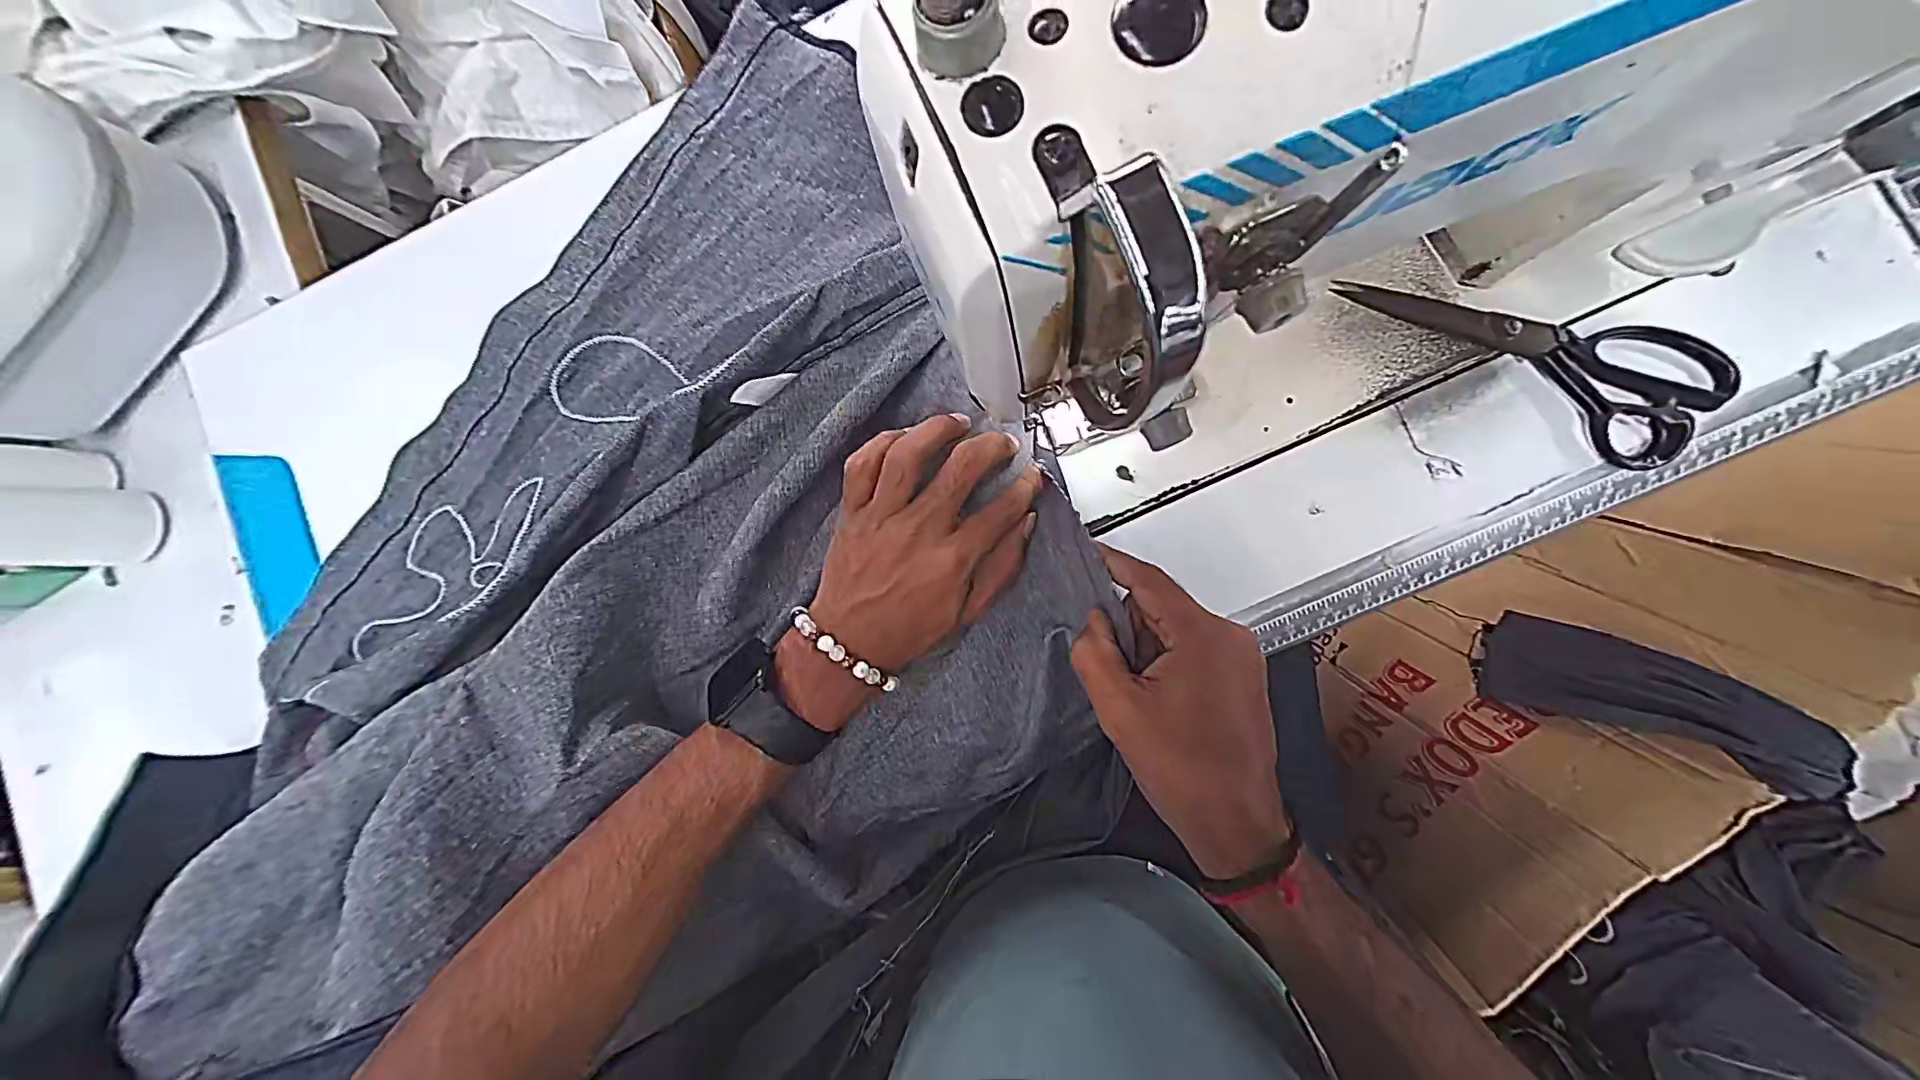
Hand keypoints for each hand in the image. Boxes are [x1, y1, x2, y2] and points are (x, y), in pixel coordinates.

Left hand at [773, 413, 1044, 732]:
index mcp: (951, 560)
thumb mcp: (968, 611)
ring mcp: (881, 517)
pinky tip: (904, 437)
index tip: (1032, 476)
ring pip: (908, 454)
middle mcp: (917, 531)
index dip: (1025, 487)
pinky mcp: (853, 512)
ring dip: (937, 430)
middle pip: (961, 468)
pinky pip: (862, 464)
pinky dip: (883, 442)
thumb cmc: (908, 629)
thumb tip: (1025, 525)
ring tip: (957, 424)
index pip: (1001, 509)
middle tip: (1002, 444)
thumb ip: (1002, 568)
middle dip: (991, 447)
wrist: (851, 642)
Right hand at [1071, 545, 1291, 878]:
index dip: (1114, 563)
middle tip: (1109, 664)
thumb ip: (1095, 654)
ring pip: (1174, 630)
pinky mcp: (1241, 675)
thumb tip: (1093, 622)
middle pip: (1161, 607)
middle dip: (1127, 627)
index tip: (1089, 551)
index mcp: (1203, 636)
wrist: (1235, 821)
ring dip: (1146, 649)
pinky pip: (1192, 649)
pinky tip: (1157, 699)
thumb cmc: (1187, 772)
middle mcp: (1229, 638)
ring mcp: (1240, 657)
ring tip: (1139, 696)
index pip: (1150, 581)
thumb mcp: (1119, 709)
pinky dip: (1164, 661)